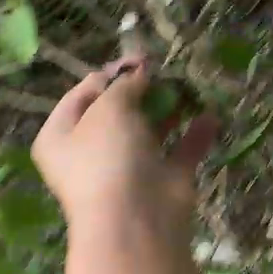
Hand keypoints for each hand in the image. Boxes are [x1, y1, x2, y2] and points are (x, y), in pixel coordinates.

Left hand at [33, 57, 217, 236]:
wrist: (136, 215)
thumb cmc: (107, 158)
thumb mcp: (108, 111)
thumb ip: (123, 86)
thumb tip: (139, 71)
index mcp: (62, 136)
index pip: (82, 95)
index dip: (111, 73)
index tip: (143, 58)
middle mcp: (93, 149)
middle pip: (119, 110)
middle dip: (145, 89)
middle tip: (169, 73)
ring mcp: (131, 163)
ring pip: (152, 127)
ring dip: (171, 107)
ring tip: (191, 90)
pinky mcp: (164, 174)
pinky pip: (182, 147)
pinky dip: (196, 131)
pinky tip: (210, 116)